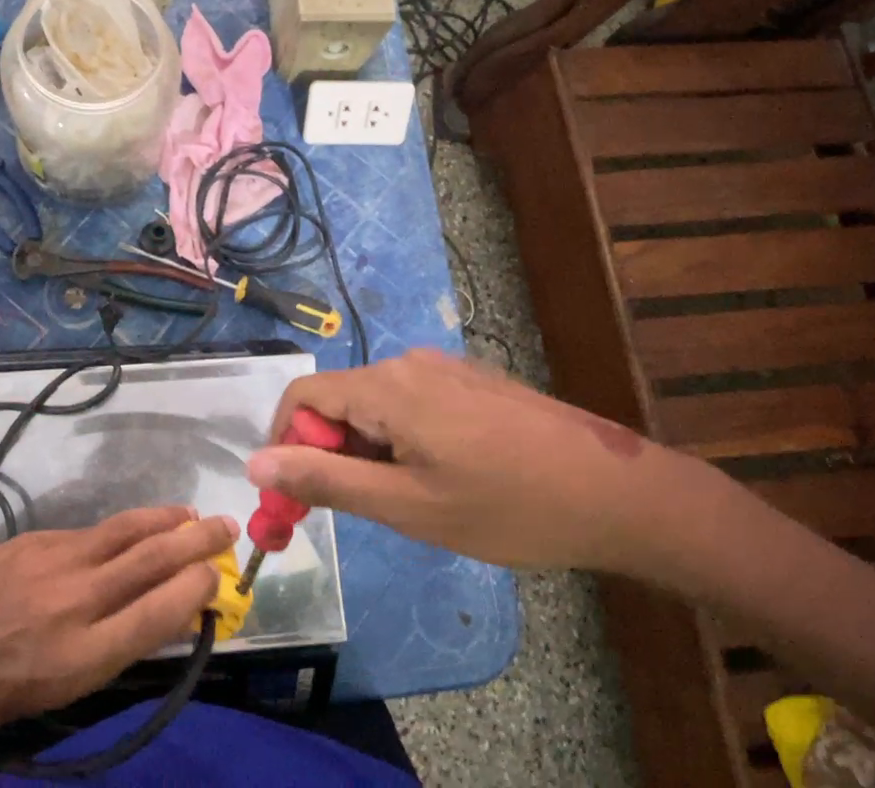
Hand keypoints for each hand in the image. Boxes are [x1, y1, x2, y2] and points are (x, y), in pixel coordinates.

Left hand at [0, 506, 235, 740]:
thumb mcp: (65, 689)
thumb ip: (120, 646)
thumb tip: (170, 612)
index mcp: (86, 654)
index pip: (161, 609)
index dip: (198, 587)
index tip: (218, 575)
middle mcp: (77, 600)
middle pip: (151, 559)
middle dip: (197, 540)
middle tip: (226, 526)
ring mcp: (53, 562)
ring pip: (124, 530)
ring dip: (165, 519)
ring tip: (190, 515)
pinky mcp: (34, 540)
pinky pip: (90, 531)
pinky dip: (122, 528)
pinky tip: (132, 530)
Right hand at [248, 350, 676, 573]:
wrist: (619, 494)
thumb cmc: (508, 507)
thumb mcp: (408, 506)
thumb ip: (325, 481)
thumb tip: (254, 464)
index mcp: (387, 386)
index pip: (301, 396)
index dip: (285, 444)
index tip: (297, 498)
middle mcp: (410, 363)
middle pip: (339, 401)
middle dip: (329, 453)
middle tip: (354, 512)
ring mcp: (446, 369)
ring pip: (375, 406)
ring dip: (367, 451)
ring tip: (408, 502)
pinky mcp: (472, 382)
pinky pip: (411, 405)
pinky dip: (401, 442)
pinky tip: (443, 480)